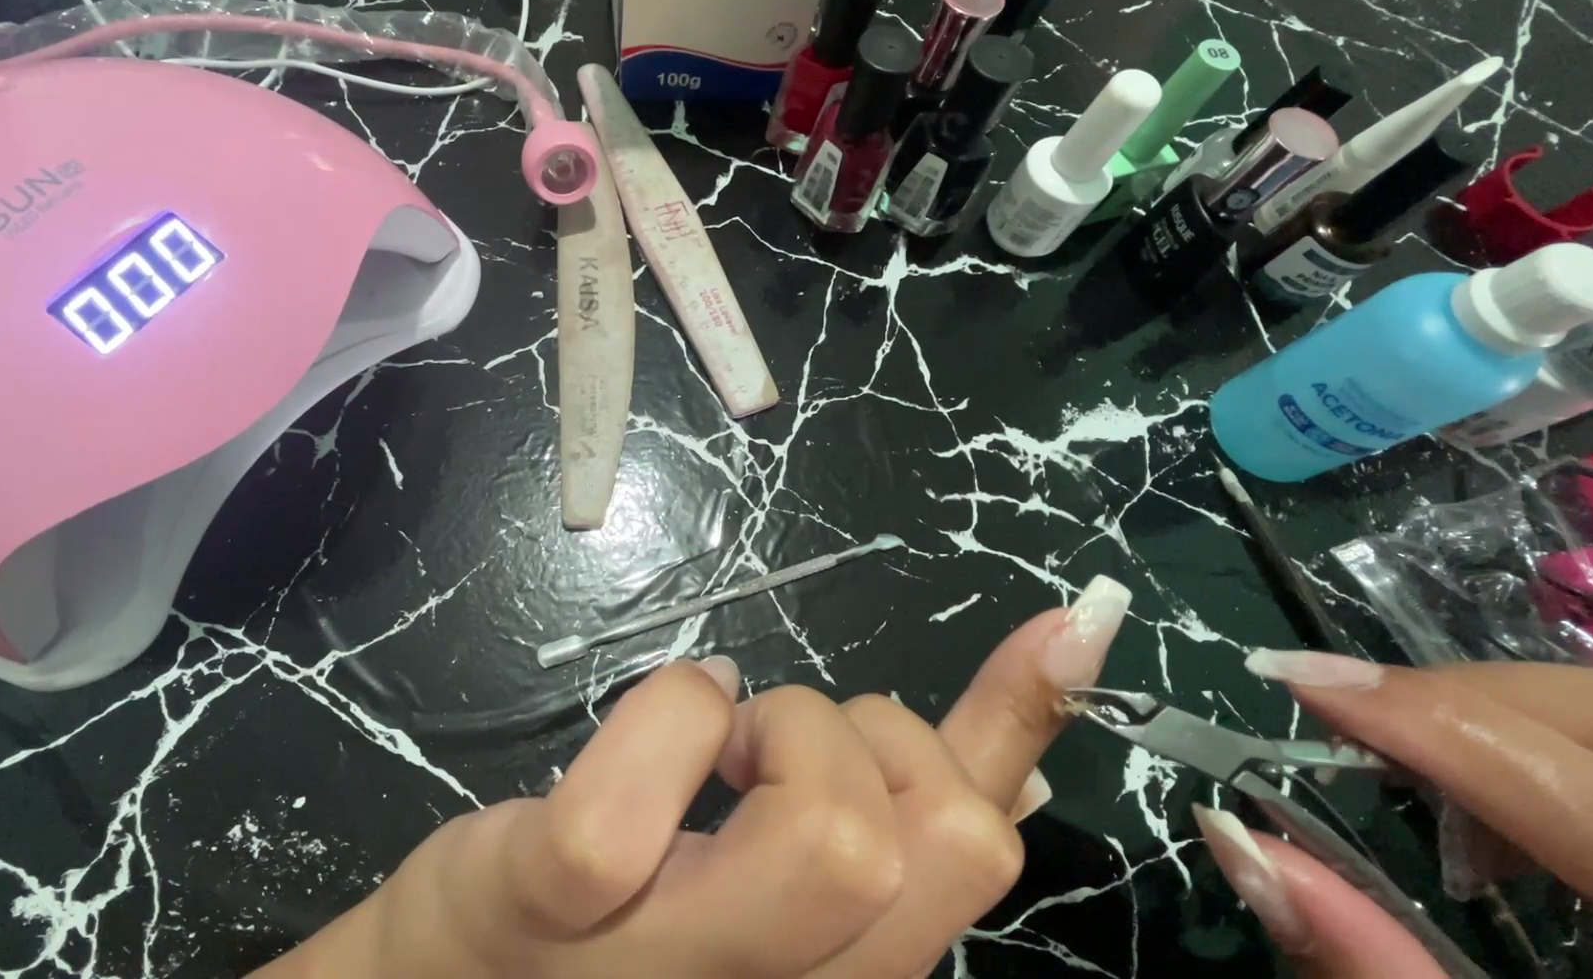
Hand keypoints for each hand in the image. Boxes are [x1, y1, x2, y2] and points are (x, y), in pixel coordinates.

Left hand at [250, 575, 1132, 978]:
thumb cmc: (623, 919)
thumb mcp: (779, 861)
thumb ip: (903, 798)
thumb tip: (1039, 706)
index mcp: (842, 973)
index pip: (980, 860)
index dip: (1004, 730)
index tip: (1020, 645)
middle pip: (930, 846)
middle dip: (864, 738)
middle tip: (769, 749)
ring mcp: (665, 961)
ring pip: (829, 824)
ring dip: (783, 725)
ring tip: (717, 749)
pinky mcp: (553, 897)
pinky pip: (660, 770)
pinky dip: (681, 707)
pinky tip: (677, 710)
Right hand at [1192, 652, 1592, 977]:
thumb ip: (1373, 965)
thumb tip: (1230, 834)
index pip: (1585, 793)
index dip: (1431, 720)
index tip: (1294, 677)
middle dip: (1461, 703)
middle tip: (1343, 731)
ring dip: (1504, 725)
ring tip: (1422, 795)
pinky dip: (1549, 755)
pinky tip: (1501, 831)